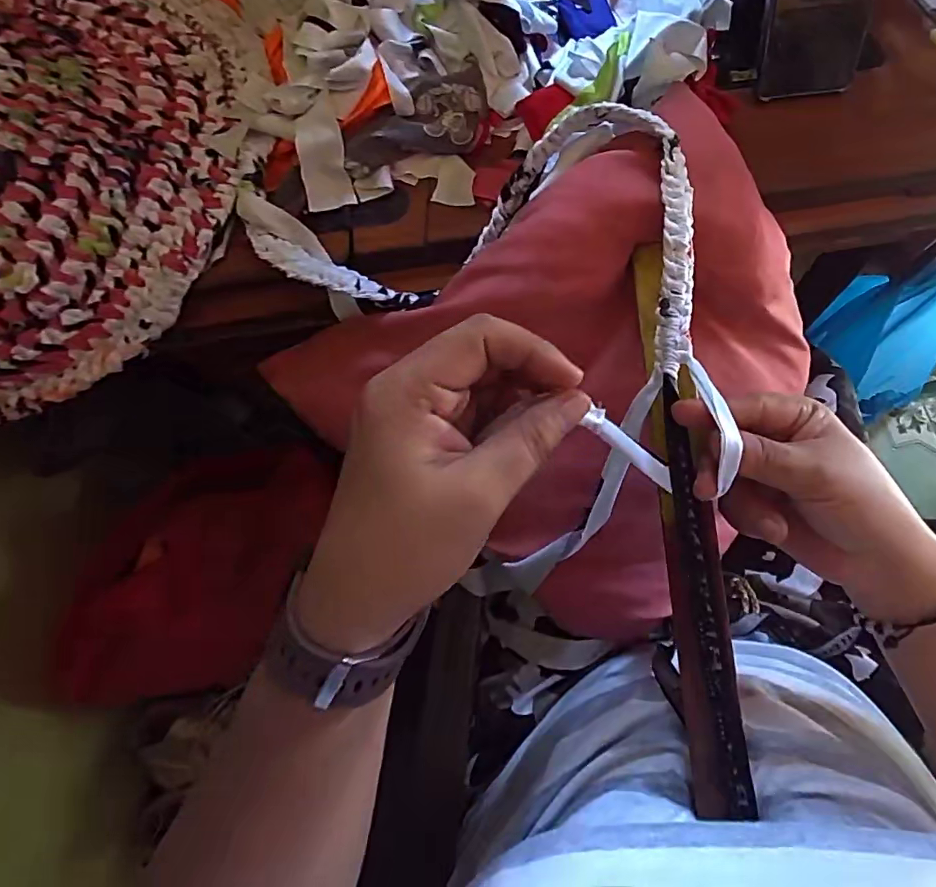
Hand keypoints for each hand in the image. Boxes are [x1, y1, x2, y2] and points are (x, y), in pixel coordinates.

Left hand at [295, 315, 589, 653]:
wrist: (356, 599)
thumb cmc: (412, 548)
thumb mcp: (481, 492)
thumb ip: (532, 437)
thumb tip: (580, 401)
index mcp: (407, 389)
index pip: (479, 336)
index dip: (534, 350)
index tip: (575, 385)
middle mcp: (406, 384)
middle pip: (480, 351)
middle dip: (531, 371)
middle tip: (574, 405)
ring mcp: (413, 406)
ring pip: (481, 376)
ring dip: (523, 392)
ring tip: (560, 419)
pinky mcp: (423, 428)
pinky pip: (474, 404)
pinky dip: (508, 412)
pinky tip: (534, 430)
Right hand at [672, 392, 935, 623]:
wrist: (880, 566)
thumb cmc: (859, 503)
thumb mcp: (812, 473)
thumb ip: (760, 456)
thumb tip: (713, 438)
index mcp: (796, 417)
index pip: (746, 408)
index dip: (712, 413)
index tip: (679, 416)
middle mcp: (777, 440)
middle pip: (727, 443)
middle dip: (721, 467)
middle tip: (707, 488)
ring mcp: (767, 474)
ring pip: (726, 477)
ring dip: (742, 502)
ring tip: (771, 523)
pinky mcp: (761, 505)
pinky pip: (734, 504)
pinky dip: (749, 519)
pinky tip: (776, 530)